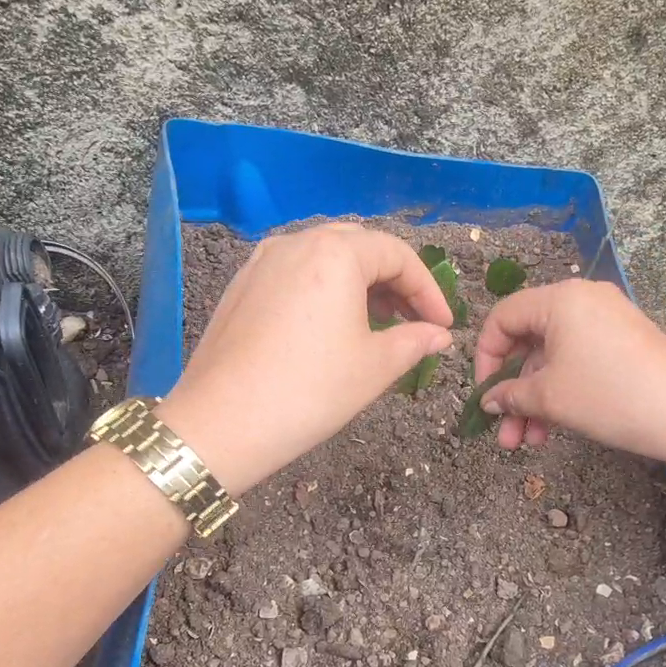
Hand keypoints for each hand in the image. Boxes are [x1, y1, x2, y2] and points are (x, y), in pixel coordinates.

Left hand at [154, 224, 452, 492]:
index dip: (428, 289)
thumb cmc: (310, 391)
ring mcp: (262, 262)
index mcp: (334, 253)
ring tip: (377, 325)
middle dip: (394, 280)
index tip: (442, 324)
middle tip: (413, 319)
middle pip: (360, 247)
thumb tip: (438, 335)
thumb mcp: (374, 368)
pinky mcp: (241, 286)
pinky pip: (295, 273)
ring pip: (324, 257)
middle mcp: (296, 243)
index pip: (397, 254)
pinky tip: (331, 328)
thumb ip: (414, 341)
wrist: (222, 423)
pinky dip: (324, 290)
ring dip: (359, 284)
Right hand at [474, 280, 665, 462]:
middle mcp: (583, 300)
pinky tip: (552, 430)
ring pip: (553, 359)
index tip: (485, 396)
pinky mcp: (624, 344)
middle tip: (503, 432)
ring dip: (534, 401)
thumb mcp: (549, 398)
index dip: (485, 357)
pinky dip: (561, 392)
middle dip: (512, 391)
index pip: (503, 317)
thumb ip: (510, 395)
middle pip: (528, 342)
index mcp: (561, 299)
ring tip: (525, 444)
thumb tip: (489, 400)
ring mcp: (607, 321)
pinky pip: (578, 362)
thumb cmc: (608, 396)